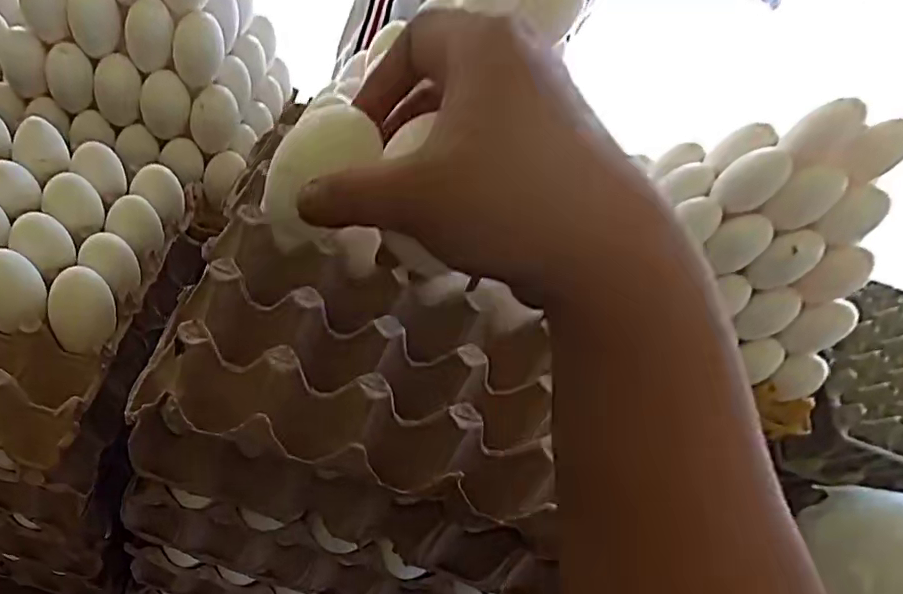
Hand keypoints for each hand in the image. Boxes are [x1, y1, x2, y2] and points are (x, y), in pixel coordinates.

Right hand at [296, 9, 662, 307]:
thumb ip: (349, 195)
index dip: (375, 87)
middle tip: (378, 174)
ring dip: (429, 157)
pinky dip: (465, 172)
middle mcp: (522, 58)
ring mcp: (551, 99)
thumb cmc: (497, 202)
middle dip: (399, 127)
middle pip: (442, 77)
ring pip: (470, 116)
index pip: (414, 38)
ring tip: (411, 206)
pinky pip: (498, 144)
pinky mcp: (565, 142)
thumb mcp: (408, 200)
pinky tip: (456, 221)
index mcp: (482, 46)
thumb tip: (303, 201)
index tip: (358, 140)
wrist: (599, 245)